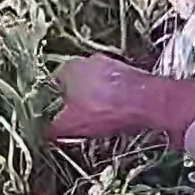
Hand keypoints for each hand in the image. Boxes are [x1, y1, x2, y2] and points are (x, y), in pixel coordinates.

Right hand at [46, 55, 194, 149]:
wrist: (150, 103)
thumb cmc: (103, 110)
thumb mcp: (70, 126)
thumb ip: (52, 129)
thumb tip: (44, 135)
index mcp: (68, 67)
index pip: (50, 84)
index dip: (50, 104)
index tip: (54, 119)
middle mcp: (88, 60)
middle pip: (73, 84)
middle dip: (73, 102)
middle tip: (74, 122)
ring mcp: (112, 64)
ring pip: (94, 86)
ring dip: (93, 101)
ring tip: (95, 121)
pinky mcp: (130, 72)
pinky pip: (113, 89)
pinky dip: (111, 101)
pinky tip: (114, 115)